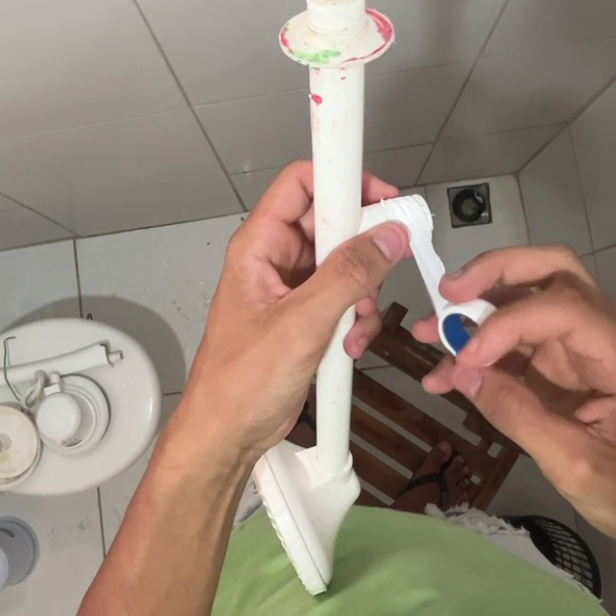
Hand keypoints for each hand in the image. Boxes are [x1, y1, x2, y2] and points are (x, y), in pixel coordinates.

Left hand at [173, 162, 408, 471]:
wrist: (228, 435)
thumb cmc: (239, 384)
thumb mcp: (300, 325)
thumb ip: (347, 276)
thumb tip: (387, 236)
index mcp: (258, 246)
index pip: (301, 184)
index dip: (343, 180)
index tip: (382, 197)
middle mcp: (275, 260)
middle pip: (332, 223)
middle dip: (364, 248)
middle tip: (386, 267)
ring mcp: (293, 289)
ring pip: (345, 263)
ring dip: (363, 292)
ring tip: (357, 323)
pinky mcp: (307, 316)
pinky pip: (345, 297)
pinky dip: (357, 317)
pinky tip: (350, 344)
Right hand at [415, 246, 615, 567]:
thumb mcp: (578, 466)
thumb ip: (518, 416)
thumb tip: (462, 374)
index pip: (562, 308)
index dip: (506, 323)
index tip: (465, 359)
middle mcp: (606, 339)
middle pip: (553, 274)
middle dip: (496, 273)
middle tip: (446, 292)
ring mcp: (585, 351)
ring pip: (530, 301)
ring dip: (477, 309)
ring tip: (427, 330)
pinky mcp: (565, 370)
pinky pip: (518, 346)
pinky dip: (481, 352)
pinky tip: (446, 374)